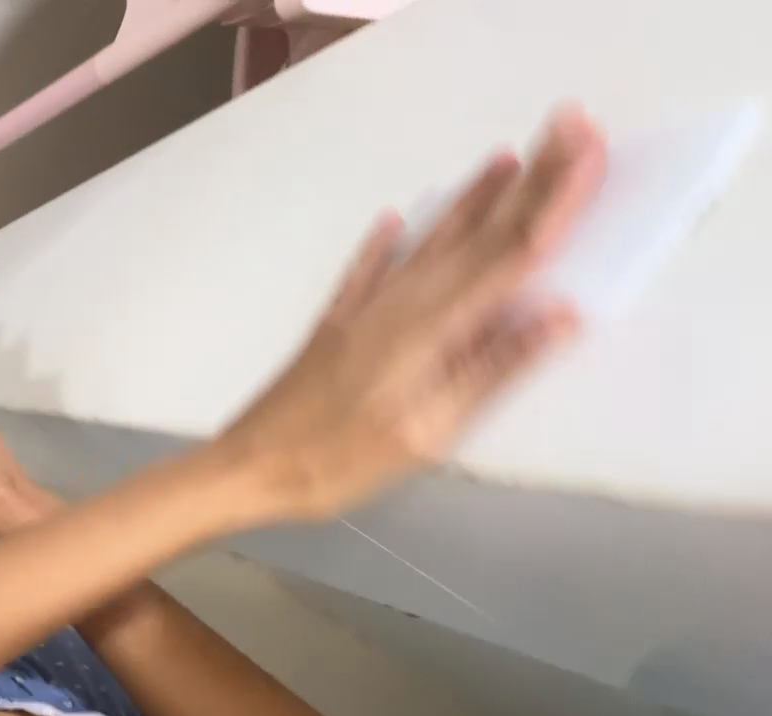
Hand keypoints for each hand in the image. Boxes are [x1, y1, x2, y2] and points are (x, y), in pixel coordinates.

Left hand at [214, 105, 606, 521]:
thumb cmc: (330, 463)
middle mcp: (390, 314)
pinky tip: (388, 220)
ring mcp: (353, 321)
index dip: (555, 204)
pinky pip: (357, 278)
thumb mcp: (423, 433)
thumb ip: (488, 373)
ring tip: (500, 160)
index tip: (594, 149)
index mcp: (424, 336)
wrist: (242, 469)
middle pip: (471, 242)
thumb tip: (559, 314)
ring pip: (419, 251)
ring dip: (463, 205)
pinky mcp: (325, 336)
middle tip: (569, 126)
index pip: (507, 258)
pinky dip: (378, 248)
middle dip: (526, 185)